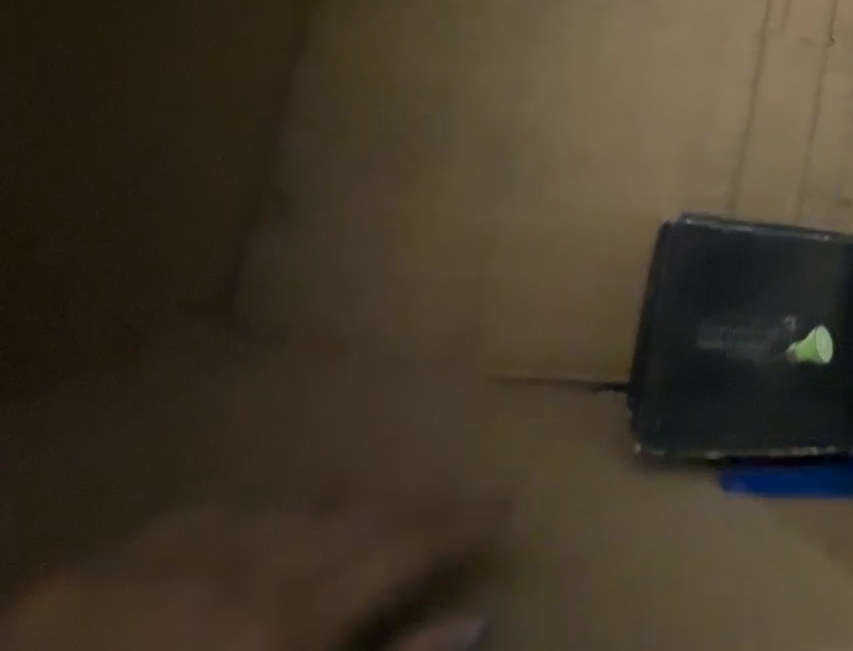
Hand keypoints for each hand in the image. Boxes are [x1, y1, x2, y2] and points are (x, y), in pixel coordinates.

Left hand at [0, 504, 496, 650]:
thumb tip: (475, 620)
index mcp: (290, 620)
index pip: (404, 547)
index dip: (460, 522)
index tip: (505, 500)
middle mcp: (240, 569)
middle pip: (352, 518)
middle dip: (414, 504)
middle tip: (459, 494)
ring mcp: (161, 561)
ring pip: (281, 508)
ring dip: (337, 505)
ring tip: (372, 503)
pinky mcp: (86, 571)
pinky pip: (197, 518)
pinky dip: (249, 514)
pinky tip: (256, 519)